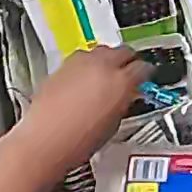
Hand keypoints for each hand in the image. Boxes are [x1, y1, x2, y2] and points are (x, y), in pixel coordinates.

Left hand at [4, 46, 151, 178]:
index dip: (147, 73)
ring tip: (107, 74)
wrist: (45, 141)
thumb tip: (124, 97)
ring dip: (108, 59)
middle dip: (129, 61)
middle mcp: (102, 65)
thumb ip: (123, 103)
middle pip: (124, 51)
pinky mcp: (63, 65)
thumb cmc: (76, 141)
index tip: (145, 77)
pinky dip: (89, 63)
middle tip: (130, 72)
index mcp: (121, 82)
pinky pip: (83, 56)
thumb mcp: (113, 125)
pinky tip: (87, 78)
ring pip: (102, 50)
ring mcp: (81, 62)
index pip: (143, 68)